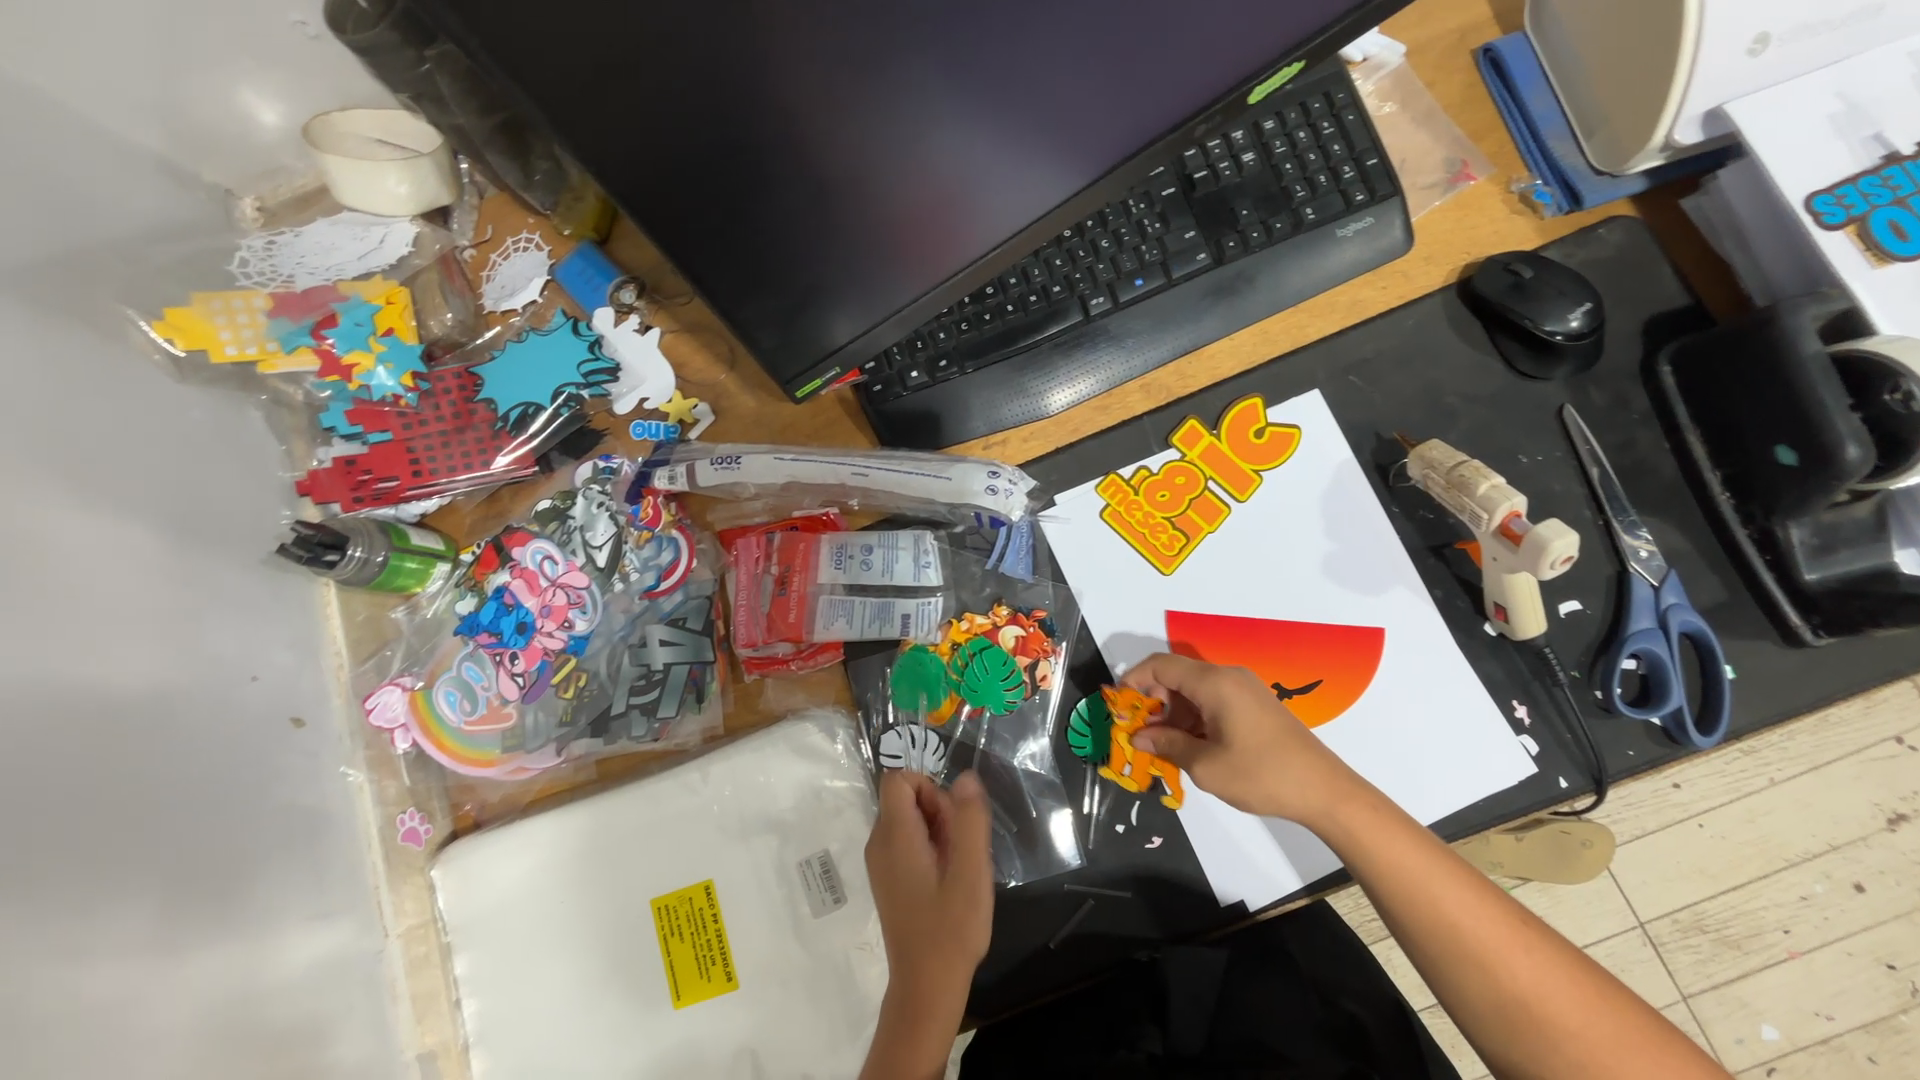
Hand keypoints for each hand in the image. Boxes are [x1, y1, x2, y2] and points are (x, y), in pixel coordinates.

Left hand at [865, 770, 993, 1002]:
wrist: (926, 985)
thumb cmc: (951, 929)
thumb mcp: (971, 871)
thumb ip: (969, 819)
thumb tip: (965, 776)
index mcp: (894, 836)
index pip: (898, 779)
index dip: (929, 786)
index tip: (952, 821)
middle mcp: (879, 843)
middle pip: (906, 798)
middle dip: (939, 810)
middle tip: (961, 851)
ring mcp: (880, 862)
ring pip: (909, 820)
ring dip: (938, 831)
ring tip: (957, 869)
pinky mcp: (888, 878)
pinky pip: (907, 842)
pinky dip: (930, 849)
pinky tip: (947, 881)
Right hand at [1122, 653, 1368, 827]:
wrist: (1325, 791)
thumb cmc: (1262, 775)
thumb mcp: (1206, 766)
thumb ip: (1167, 745)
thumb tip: (1139, 738)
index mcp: (1215, 683)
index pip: (1161, 665)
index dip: (1133, 680)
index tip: (1117, 707)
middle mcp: (1229, 677)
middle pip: (1176, 675)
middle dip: (1151, 701)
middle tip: (1138, 733)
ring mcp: (1245, 689)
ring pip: (1193, 690)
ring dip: (1172, 713)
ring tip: (1162, 746)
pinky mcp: (1255, 705)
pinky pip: (1212, 700)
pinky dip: (1193, 717)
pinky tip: (1190, 746)